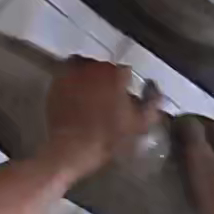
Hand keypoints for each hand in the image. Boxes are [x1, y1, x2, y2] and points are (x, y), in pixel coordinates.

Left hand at [39, 56, 161, 180]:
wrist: (72, 147)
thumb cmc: (108, 138)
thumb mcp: (138, 125)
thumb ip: (151, 105)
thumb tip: (155, 90)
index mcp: (115, 74)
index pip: (125, 71)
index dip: (126, 84)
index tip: (124, 96)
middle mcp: (93, 66)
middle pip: (104, 67)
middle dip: (108, 80)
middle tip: (108, 98)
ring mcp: (73, 71)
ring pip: (86, 66)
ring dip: (90, 77)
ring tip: (91, 94)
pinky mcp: (57, 79)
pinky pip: (68, 73)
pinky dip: (73, 80)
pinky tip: (75, 94)